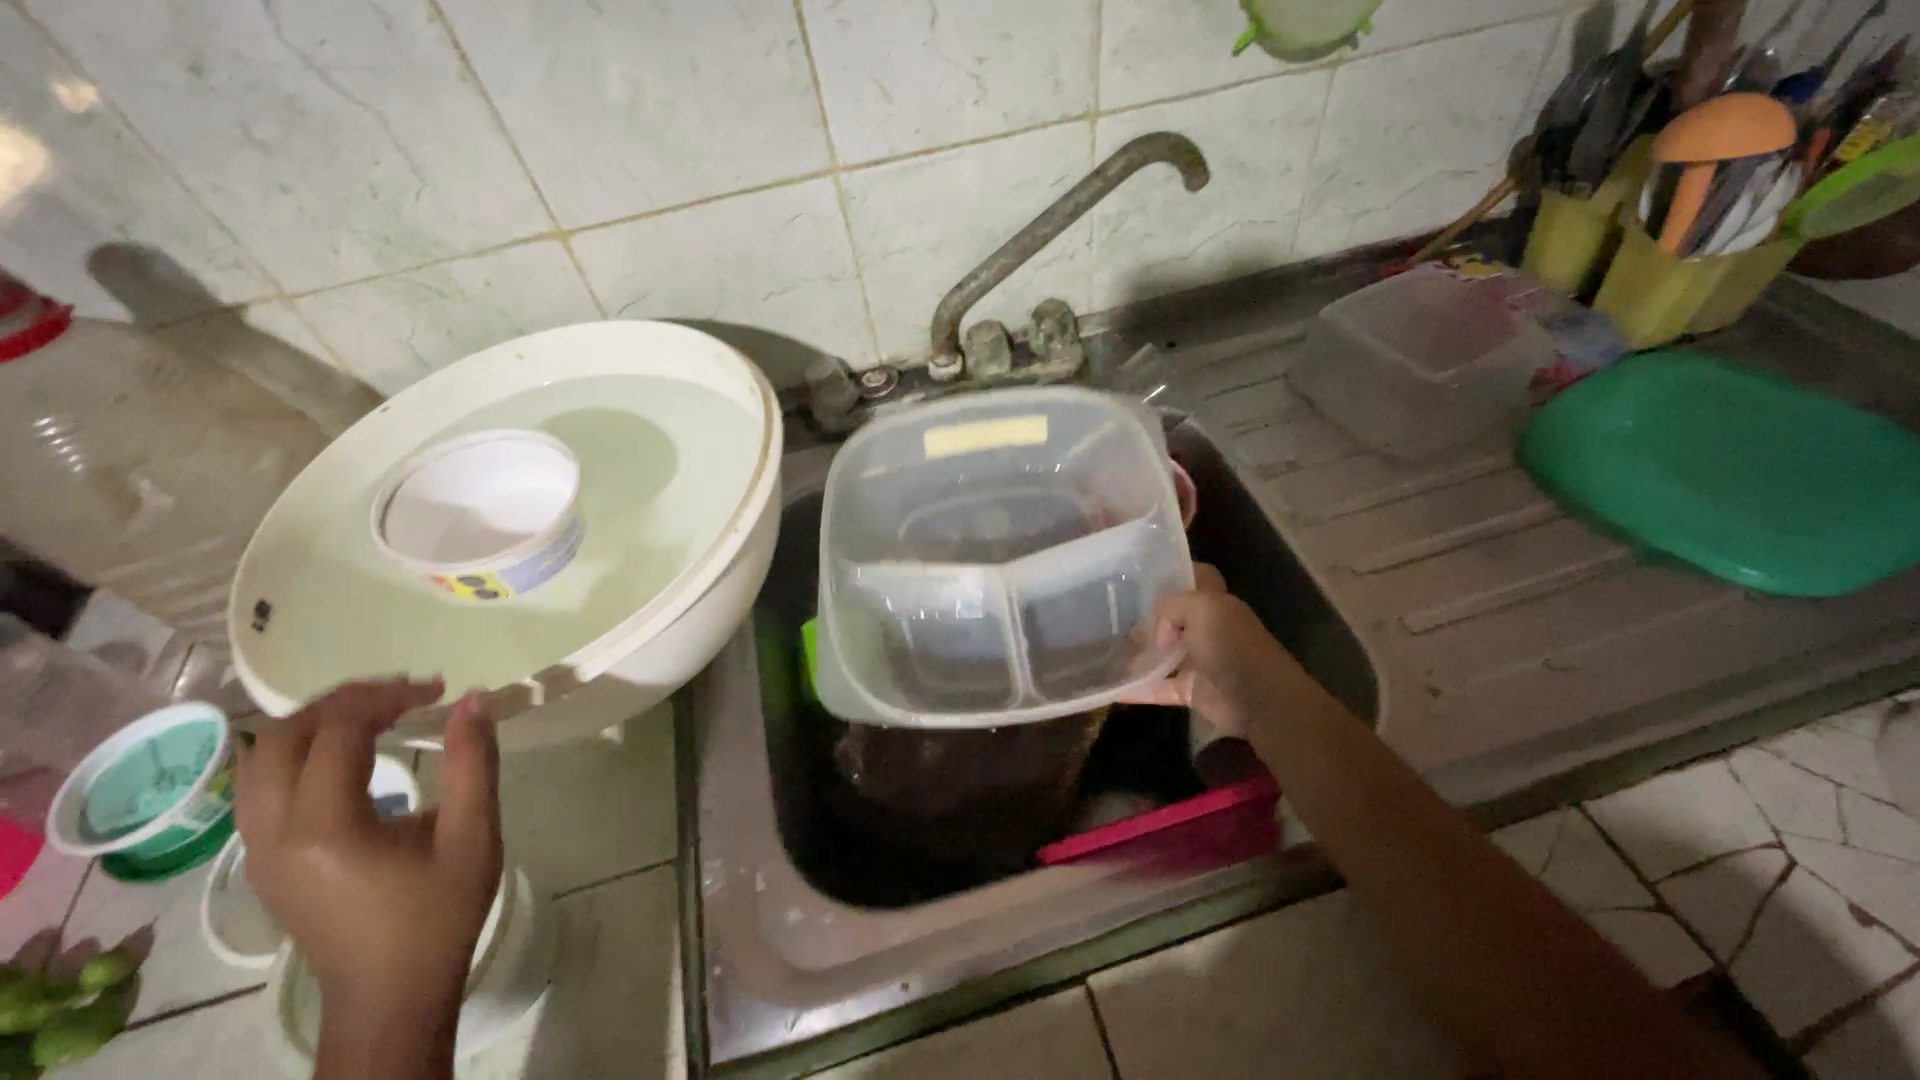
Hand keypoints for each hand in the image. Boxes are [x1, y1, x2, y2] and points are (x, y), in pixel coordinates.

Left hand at [234, 678, 501, 1042]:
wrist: (389, 995)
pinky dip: (296, 753)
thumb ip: (472, 763)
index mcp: (325, 826)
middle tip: (400, 694)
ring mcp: (256, 849)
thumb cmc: (437, 916)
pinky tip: (344, 755)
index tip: (437, 690)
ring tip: (371, 715)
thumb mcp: (472, 836)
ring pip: (259, 759)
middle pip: (283, 735)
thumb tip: (474, 700)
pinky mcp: (260, 861)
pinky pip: (258, 787)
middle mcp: (273, 832)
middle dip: (344, 702)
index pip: (338, 731)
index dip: (386, 696)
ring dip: (313, 724)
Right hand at [1121, 564, 1317, 734]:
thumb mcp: (1202, 608)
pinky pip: (1159, 688)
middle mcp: (1207, 628)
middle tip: (1111, 615)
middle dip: (1146, 617)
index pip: (1196, 577)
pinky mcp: (1192, 690)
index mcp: (1215, 603)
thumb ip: (1171, 607)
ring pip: (1164, 653)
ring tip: (1106, 650)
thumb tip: (1156, 634)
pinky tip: (1113, 690)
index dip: (1174, 572)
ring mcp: (1200, 660)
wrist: (1260, 700)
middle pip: (1173, 617)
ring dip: (1138, 654)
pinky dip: (1138, 690)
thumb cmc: (1233, 646)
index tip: (1140, 575)